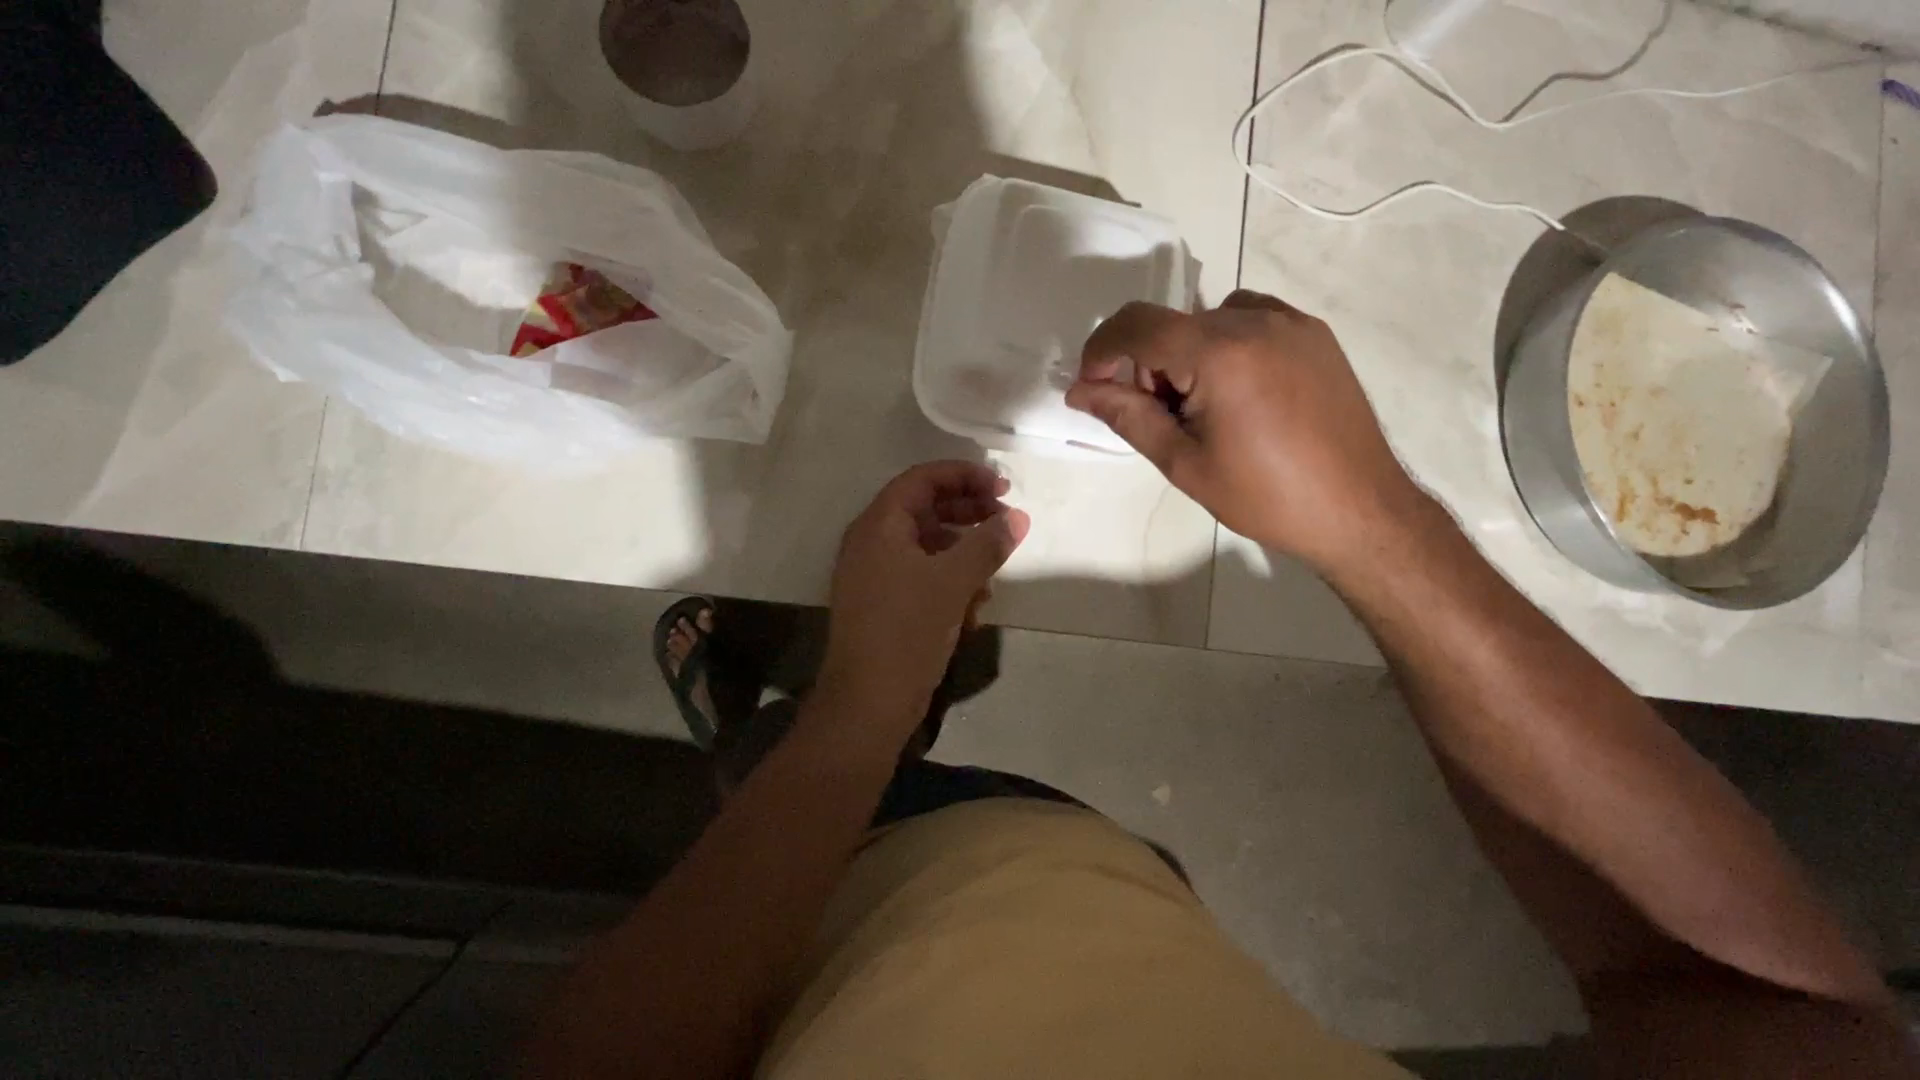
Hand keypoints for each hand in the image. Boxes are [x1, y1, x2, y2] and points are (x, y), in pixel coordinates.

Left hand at [821, 462, 1029, 716]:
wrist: (867, 702)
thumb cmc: (906, 631)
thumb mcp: (953, 582)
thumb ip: (987, 544)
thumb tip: (1018, 517)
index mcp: (878, 525)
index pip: (922, 479)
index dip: (965, 476)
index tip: (1005, 488)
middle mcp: (871, 543)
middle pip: (925, 509)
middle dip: (969, 513)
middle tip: (1006, 522)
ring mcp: (874, 576)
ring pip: (926, 546)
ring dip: (963, 552)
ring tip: (993, 572)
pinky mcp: (883, 606)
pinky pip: (920, 577)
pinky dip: (949, 582)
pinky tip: (975, 608)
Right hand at [1065, 290, 1429, 573]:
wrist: (1358, 509)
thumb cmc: (1265, 496)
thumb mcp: (1184, 463)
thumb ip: (1127, 416)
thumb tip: (1080, 390)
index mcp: (1219, 353)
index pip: (1137, 325)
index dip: (1101, 350)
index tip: (1094, 386)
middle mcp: (1255, 321)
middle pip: (1172, 324)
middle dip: (1147, 365)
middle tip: (1161, 419)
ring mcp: (1291, 323)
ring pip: (1208, 320)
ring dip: (1187, 355)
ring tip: (1206, 410)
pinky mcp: (1315, 334)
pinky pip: (1250, 320)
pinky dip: (1227, 346)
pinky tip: (1242, 393)